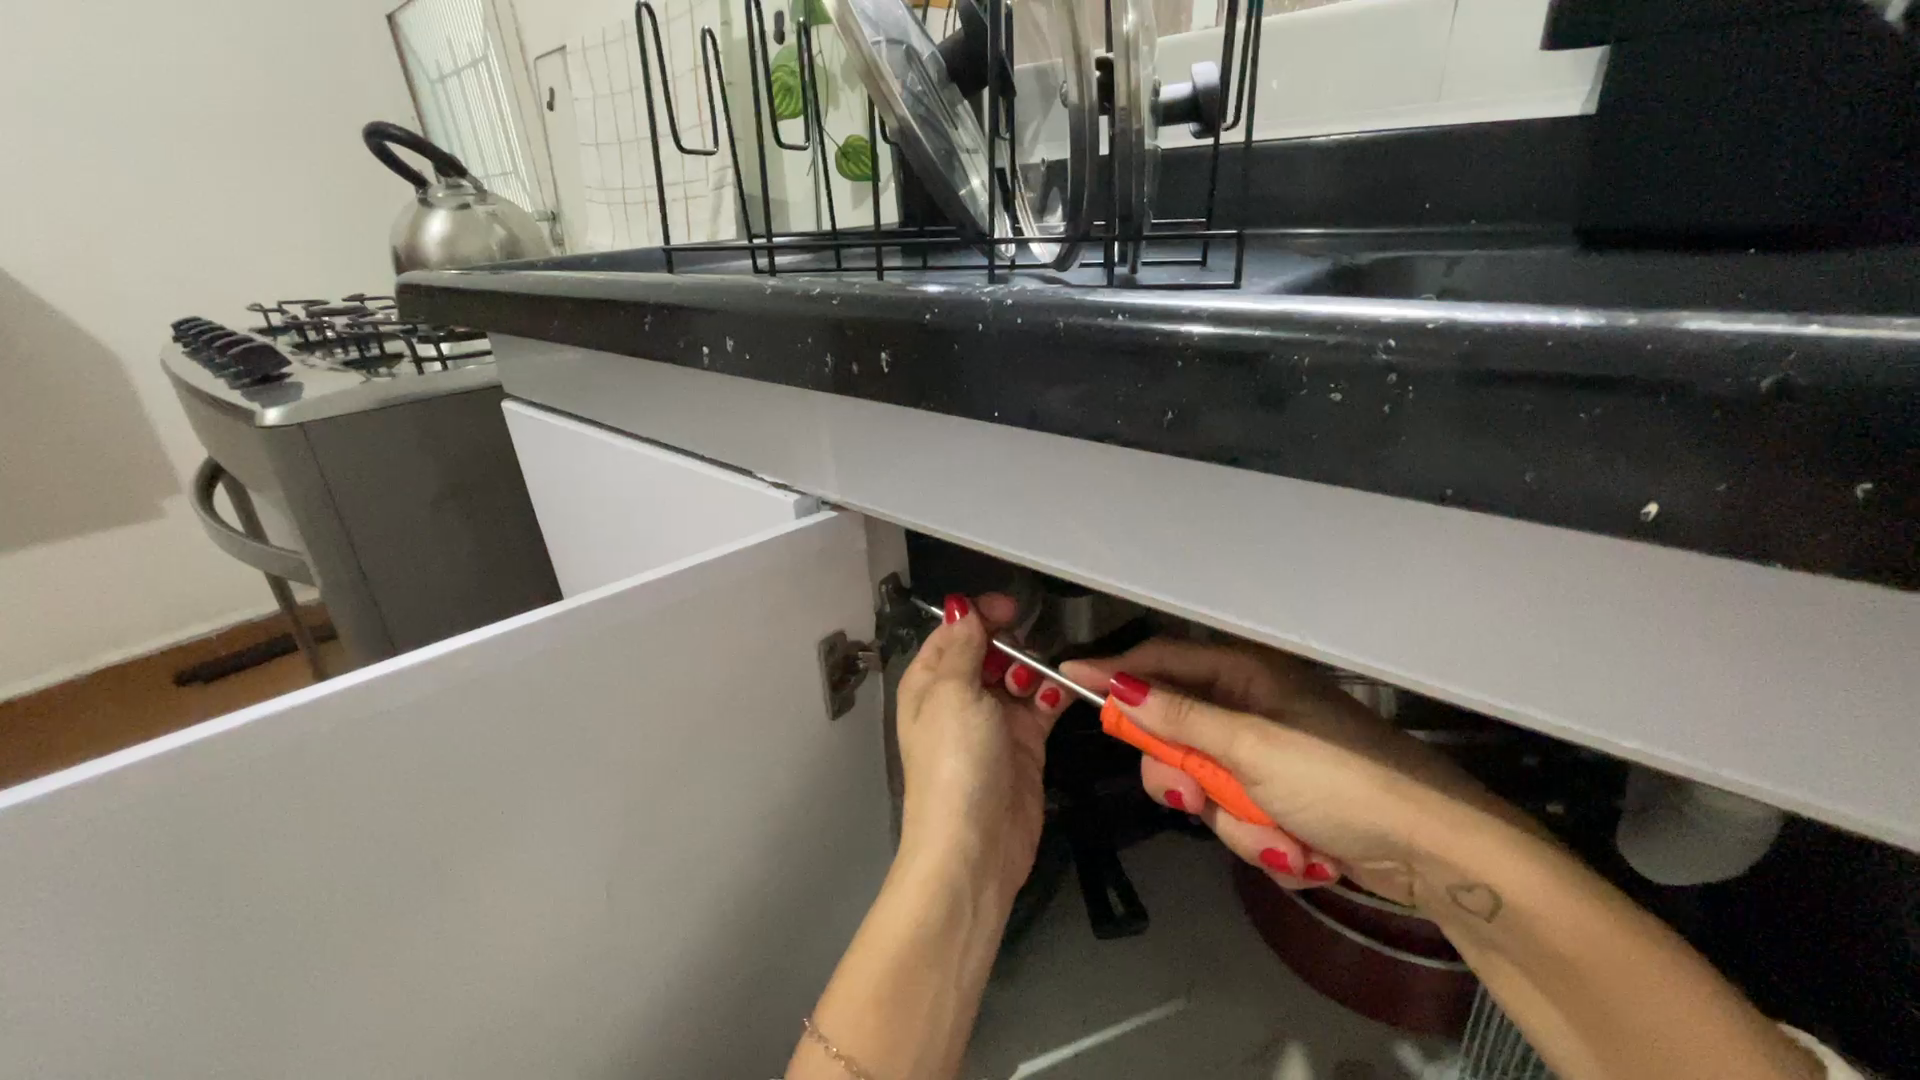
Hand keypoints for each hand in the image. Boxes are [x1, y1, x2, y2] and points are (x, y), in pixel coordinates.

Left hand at [895, 593, 1073, 901]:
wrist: (975, 846)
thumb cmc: (955, 761)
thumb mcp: (951, 692)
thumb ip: (962, 645)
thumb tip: (960, 606)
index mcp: (930, 681)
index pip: (955, 631)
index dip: (980, 615)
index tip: (1012, 609)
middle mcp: (959, 696)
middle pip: (989, 650)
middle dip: (1011, 644)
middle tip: (1023, 658)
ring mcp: (994, 721)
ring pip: (1019, 675)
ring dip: (1034, 670)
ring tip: (1037, 684)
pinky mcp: (1025, 743)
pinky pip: (1043, 704)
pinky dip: (1054, 694)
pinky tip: (1061, 694)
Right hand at [1062, 639, 1519, 903]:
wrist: (1434, 855)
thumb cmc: (1343, 781)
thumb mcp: (1251, 748)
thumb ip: (1178, 720)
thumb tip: (1117, 686)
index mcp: (1247, 676)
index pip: (1163, 663)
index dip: (1115, 673)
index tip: (1068, 679)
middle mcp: (1250, 710)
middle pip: (1173, 733)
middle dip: (1183, 775)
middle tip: (1195, 795)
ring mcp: (1264, 759)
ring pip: (1202, 785)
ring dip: (1233, 818)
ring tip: (1278, 833)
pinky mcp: (1279, 802)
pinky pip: (1236, 817)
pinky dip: (1261, 838)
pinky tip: (1299, 848)